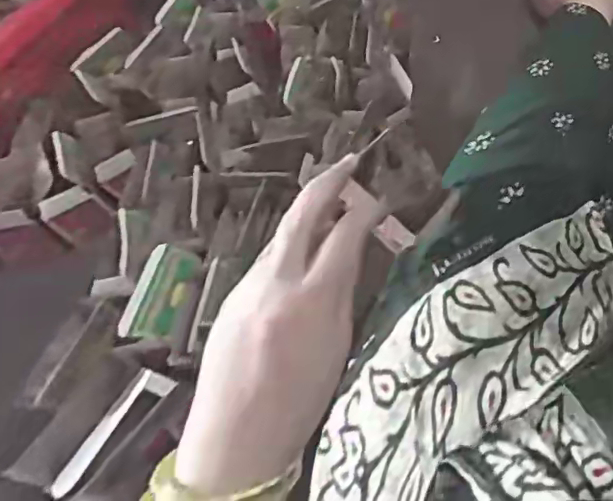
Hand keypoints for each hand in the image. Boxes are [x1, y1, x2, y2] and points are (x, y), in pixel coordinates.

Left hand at [174, 155, 385, 495]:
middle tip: (351, 162)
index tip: (382, 194)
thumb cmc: (298, 404)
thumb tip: (355, 244)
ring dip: (309, 211)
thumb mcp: (337, 345)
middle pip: (302, 212)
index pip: (344, 232)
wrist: (230, 449)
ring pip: (283, 233)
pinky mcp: (230, 297)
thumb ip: (344, 288)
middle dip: (329, 180)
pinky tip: (306, 250)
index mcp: (309, 299)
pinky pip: (268, 258)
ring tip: (335, 201)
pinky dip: (292, 244)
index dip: (367, 207)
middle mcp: (273, 283)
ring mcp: (246, 287)